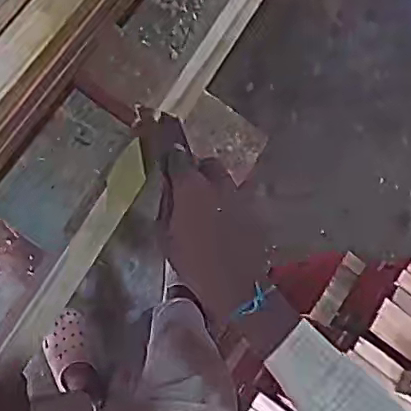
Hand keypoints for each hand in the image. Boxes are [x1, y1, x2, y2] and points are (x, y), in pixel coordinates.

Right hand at [141, 117, 298, 351]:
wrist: (238, 288)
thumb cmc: (193, 264)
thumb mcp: (166, 236)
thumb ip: (166, 203)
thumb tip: (167, 183)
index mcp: (191, 187)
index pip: (176, 152)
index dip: (165, 139)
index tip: (157, 122)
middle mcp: (217, 183)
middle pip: (203, 163)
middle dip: (193, 170)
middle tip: (182, 190)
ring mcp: (239, 195)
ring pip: (221, 179)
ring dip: (210, 187)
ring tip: (202, 210)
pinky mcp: (253, 210)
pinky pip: (234, 198)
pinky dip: (224, 204)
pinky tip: (219, 225)